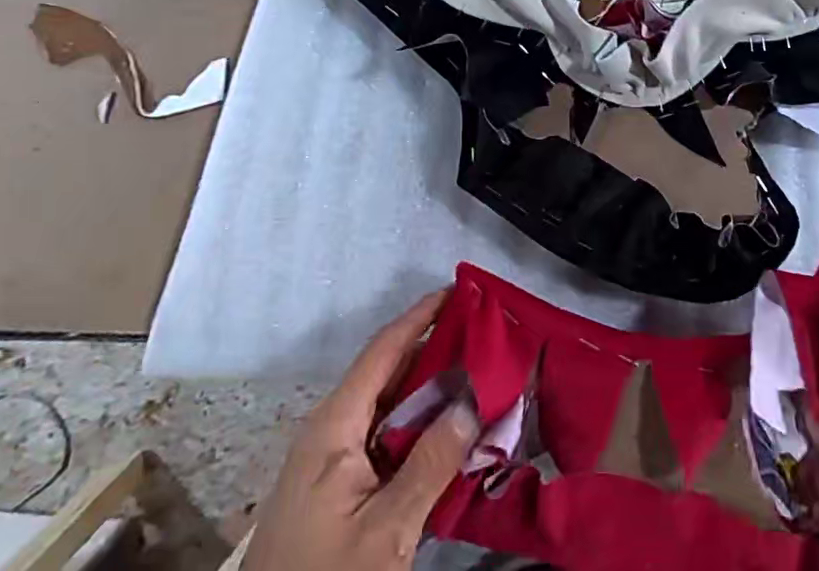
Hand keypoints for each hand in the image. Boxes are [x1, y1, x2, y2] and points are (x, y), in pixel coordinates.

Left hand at [244, 289, 478, 570]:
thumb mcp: (385, 529)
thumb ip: (432, 462)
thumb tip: (475, 402)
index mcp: (333, 427)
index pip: (383, 352)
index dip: (420, 316)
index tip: (460, 290)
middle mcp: (331, 432)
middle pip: (389, 372)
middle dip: (437, 347)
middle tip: (487, 333)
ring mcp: (335, 461)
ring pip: (392, 405)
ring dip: (435, 387)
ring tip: (483, 372)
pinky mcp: (342, 487)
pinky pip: (390, 436)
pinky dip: (425, 422)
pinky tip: (456, 428)